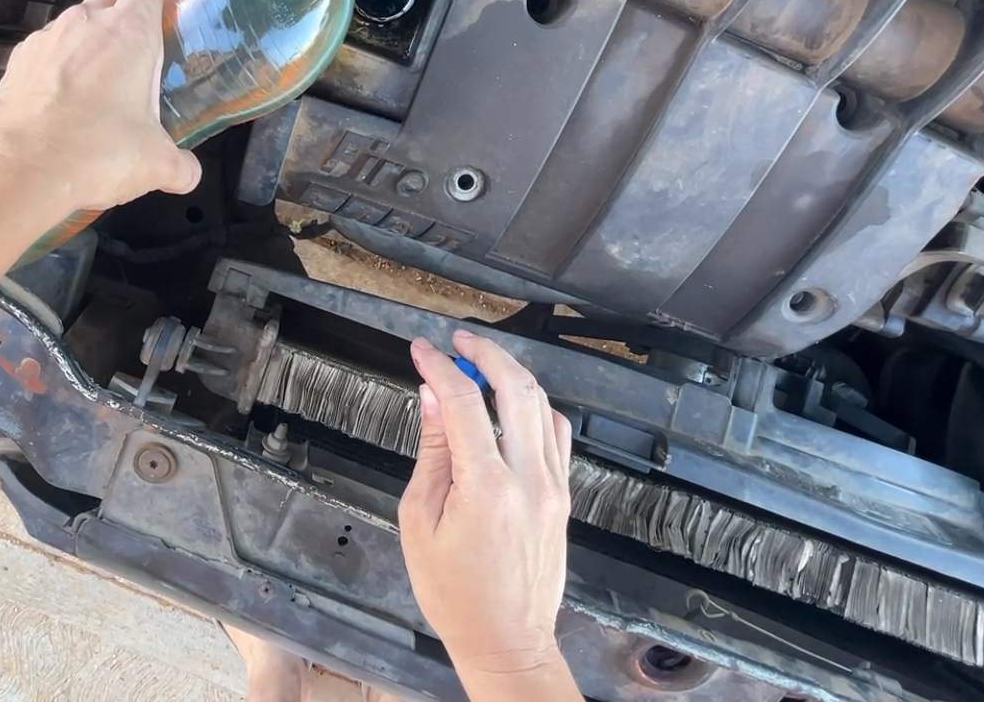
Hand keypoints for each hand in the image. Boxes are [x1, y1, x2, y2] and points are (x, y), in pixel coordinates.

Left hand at [0, 0, 201, 213]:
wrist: (17, 173)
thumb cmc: (95, 154)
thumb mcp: (155, 164)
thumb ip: (181, 165)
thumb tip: (189, 173)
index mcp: (130, 31)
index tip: (168, 10)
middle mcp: (86, 21)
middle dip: (130, 16)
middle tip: (141, 61)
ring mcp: (47, 37)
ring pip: (79, 23)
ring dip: (94, 44)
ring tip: (99, 91)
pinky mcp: (18, 59)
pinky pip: (49, 48)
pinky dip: (61, 66)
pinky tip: (63, 106)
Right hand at [398, 331, 578, 699]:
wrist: (506, 642)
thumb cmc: (455, 591)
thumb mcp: (420, 520)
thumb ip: (433, 451)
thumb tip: (432, 398)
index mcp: (486, 487)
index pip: (464, 402)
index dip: (440, 366)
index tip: (421, 350)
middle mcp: (529, 479)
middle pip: (515, 388)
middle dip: (484, 353)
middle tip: (457, 340)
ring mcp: (553, 486)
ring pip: (541, 404)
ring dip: (510, 373)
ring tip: (480, 361)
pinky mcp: (563, 496)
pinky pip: (556, 433)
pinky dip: (534, 405)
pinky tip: (513, 402)